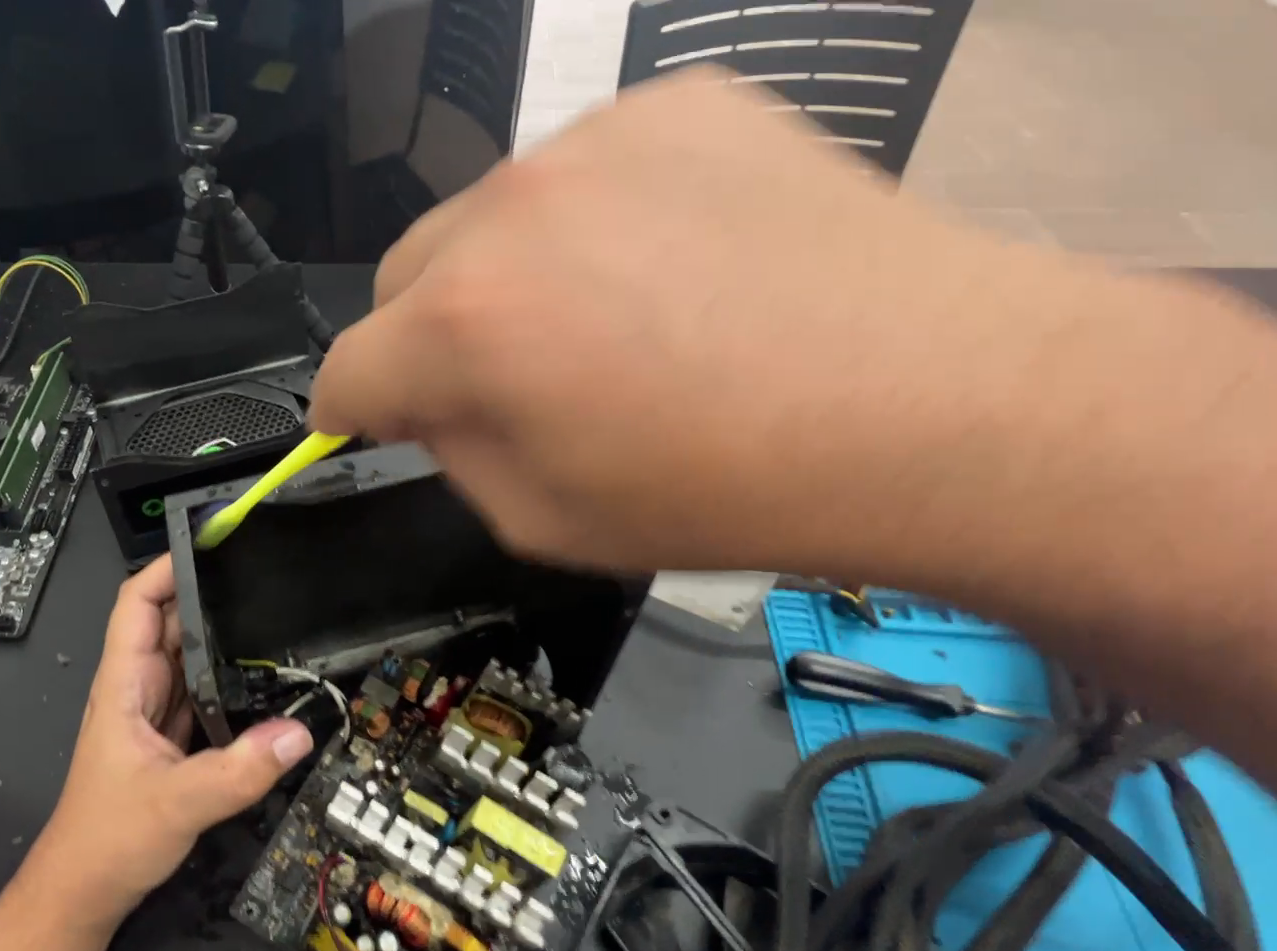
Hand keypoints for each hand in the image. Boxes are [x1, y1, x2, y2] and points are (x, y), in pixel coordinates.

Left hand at [28, 557, 312, 927]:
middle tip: (266, 576)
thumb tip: (301, 732)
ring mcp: (155, 714)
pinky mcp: (172, 739)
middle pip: (172, 622)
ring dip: (224, 636)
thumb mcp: (176, 803)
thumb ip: (239, 771)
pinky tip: (267, 679)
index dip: (167, 566)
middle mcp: (139, 689)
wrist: (85, 891)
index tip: (214, 543)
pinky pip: (204, 692)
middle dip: (210, 594)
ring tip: (276, 616)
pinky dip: (231, 678)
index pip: (137, 602)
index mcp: (124, 684)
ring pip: (190, 657)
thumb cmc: (109, 839)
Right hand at [309, 67, 1120, 579]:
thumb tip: (428, 408)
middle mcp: (507, 214)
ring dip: (506, 277)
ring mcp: (593, 144)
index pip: (344, 370)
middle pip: (401, 279)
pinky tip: (667, 268)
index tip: (369, 426)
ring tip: (603, 324)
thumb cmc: (725, 488)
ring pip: (484, 221)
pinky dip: (591, 224)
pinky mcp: (673, 105)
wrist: (932, 403)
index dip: (349, 412)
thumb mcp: (542, 519)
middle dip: (424, 339)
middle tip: (501, 382)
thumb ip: (452, 453)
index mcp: (465, 328)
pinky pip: (581, 173)